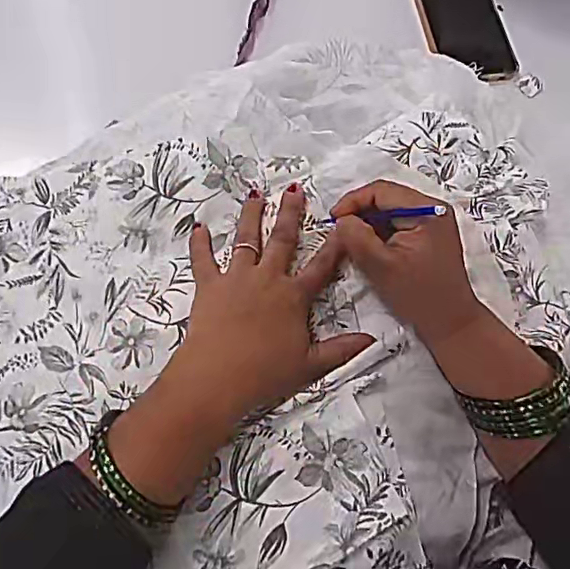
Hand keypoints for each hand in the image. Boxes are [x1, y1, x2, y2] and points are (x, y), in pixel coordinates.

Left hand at [93, 186, 373, 507]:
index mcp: (294, 296)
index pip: (321, 266)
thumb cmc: (266, 373)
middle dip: (291, 213)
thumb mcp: (310, 364)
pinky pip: (203, 260)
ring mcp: (236, 279)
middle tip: (294, 191)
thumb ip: (341, 349)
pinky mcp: (209, 286)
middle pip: (282, 240)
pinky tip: (198, 227)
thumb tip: (371, 341)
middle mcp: (267, 279)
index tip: (343, 224)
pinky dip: (199, 243)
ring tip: (255, 195)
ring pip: (245, 239)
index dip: (335, 245)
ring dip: (251, 216)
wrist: (218, 377)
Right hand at [326, 180, 492, 345]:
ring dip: (369, 223)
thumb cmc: (421, 297)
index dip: (352, 201)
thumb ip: (356, 237)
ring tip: (353, 243)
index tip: (334, 219)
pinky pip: (398, 224)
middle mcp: (434, 210)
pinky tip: (370, 249)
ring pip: (390, 211)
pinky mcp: (429, 235)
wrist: (450, 323)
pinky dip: (380, 233)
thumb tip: (342, 219)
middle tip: (340, 232)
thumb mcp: (381, 266)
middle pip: (386, 198)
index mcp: (427, 211)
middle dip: (360, 213)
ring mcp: (433, 222)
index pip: (381, 191)